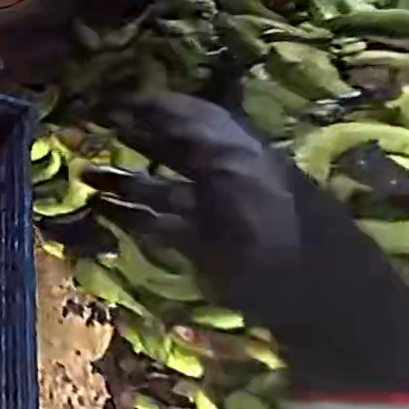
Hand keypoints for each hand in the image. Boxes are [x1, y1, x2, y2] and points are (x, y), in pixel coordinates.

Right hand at [88, 95, 408, 402]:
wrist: (324, 307)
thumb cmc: (282, 230)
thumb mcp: (242, 170)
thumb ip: (200, 136)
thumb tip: (154, 105)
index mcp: (242, 155)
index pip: (193, 119)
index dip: (156, 107)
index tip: (114, 101)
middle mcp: (225, 179)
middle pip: (173, 151)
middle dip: (134, 137)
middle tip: (93, 127)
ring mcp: (210, 215)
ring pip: (157, 188)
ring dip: (121, 179)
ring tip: (84, 173)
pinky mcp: (199, 247)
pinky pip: (155, 223)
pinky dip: (126, 216)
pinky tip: (99, 209)